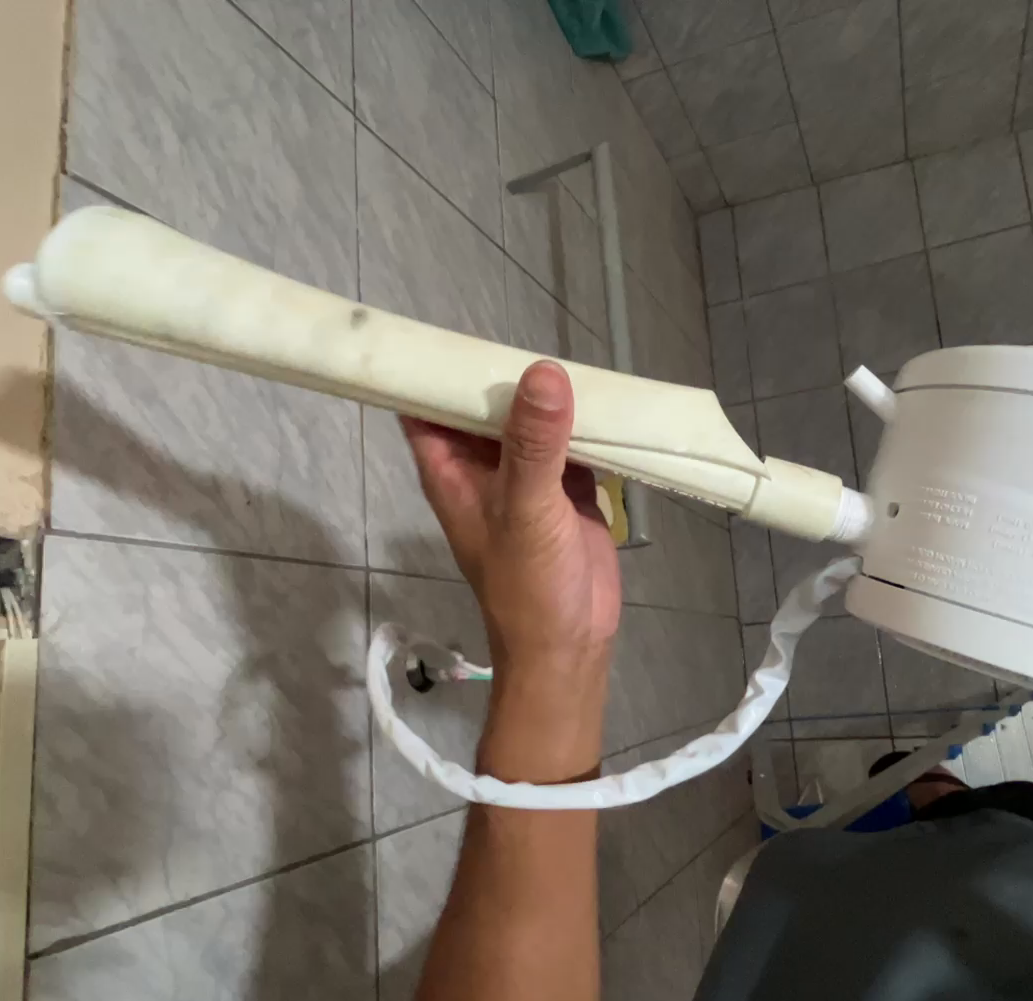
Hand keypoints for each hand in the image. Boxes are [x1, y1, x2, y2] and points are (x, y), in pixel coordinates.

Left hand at [402, 361, 621, 678]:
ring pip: (533, 419)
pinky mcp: (566, 487)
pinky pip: (573, 441)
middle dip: (507, 371)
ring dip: (552, 396)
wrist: (569, 642)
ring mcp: (527, 475)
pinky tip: (608, 402)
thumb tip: (544, 373)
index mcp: (451, 467)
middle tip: (534, 332)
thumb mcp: (526, 510)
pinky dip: (587, 424)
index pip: (423, 402)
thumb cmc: (529, 584)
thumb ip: (534, 445)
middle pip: (486, 402)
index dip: (427, 366)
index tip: (446, 325)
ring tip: (578, 359)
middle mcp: (484, 465)